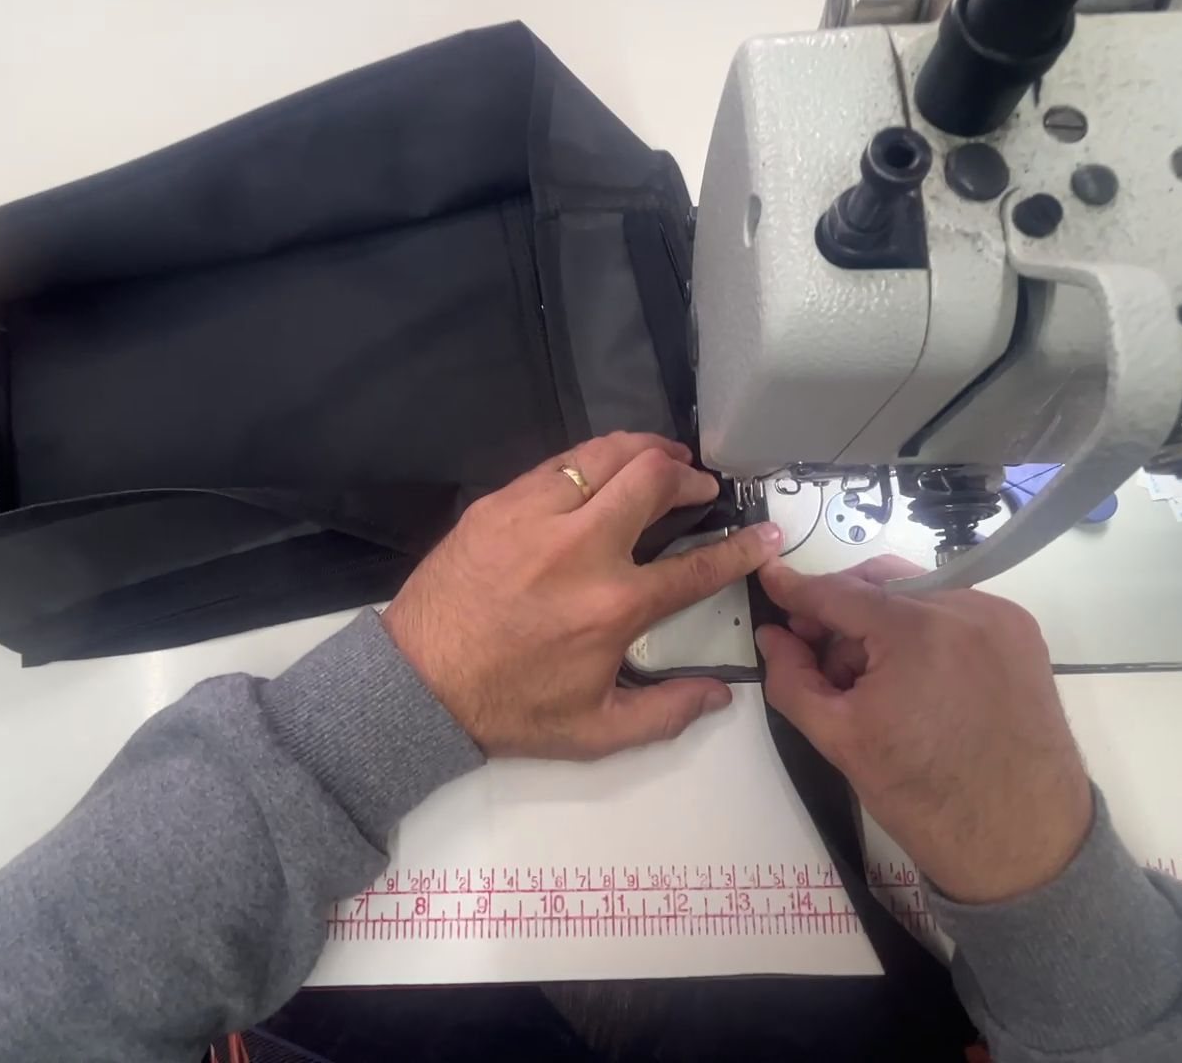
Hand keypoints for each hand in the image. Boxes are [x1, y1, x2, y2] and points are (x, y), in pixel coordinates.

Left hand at [382, 432, 784, 759]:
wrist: (418, 683)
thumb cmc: (508, 708)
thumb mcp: (595, 731)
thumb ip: (666, 713)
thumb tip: (721, 693)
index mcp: (614, 606)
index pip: (697, 566)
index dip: (741, 548)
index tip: (763, 534)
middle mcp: (582, 548)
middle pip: (653, 480)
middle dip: (689, 475)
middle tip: (698, 486)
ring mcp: (536, 516)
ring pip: (606, 453)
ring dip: (645, 449)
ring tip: (662, 457)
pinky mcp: (499, 503)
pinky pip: (558, 462)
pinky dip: (592, 460)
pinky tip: (598, 472)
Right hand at [756, 556, 1091, 903]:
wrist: (1021, 846)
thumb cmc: (924, 797)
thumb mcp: (838, 737)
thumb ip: (792, 677)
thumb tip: (771, 636)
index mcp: (920, 630)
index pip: (840, 592)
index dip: (796, 588)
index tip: (770, 580)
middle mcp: (967, 607)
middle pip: (879, 581)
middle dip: (839, 608)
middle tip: (814, 649)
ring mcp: (1001, 618)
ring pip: (915, 592)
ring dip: (878, 620)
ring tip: (868, 678)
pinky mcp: (1022, 635)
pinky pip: (951, 609)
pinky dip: (919, 628)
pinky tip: (909, 677)